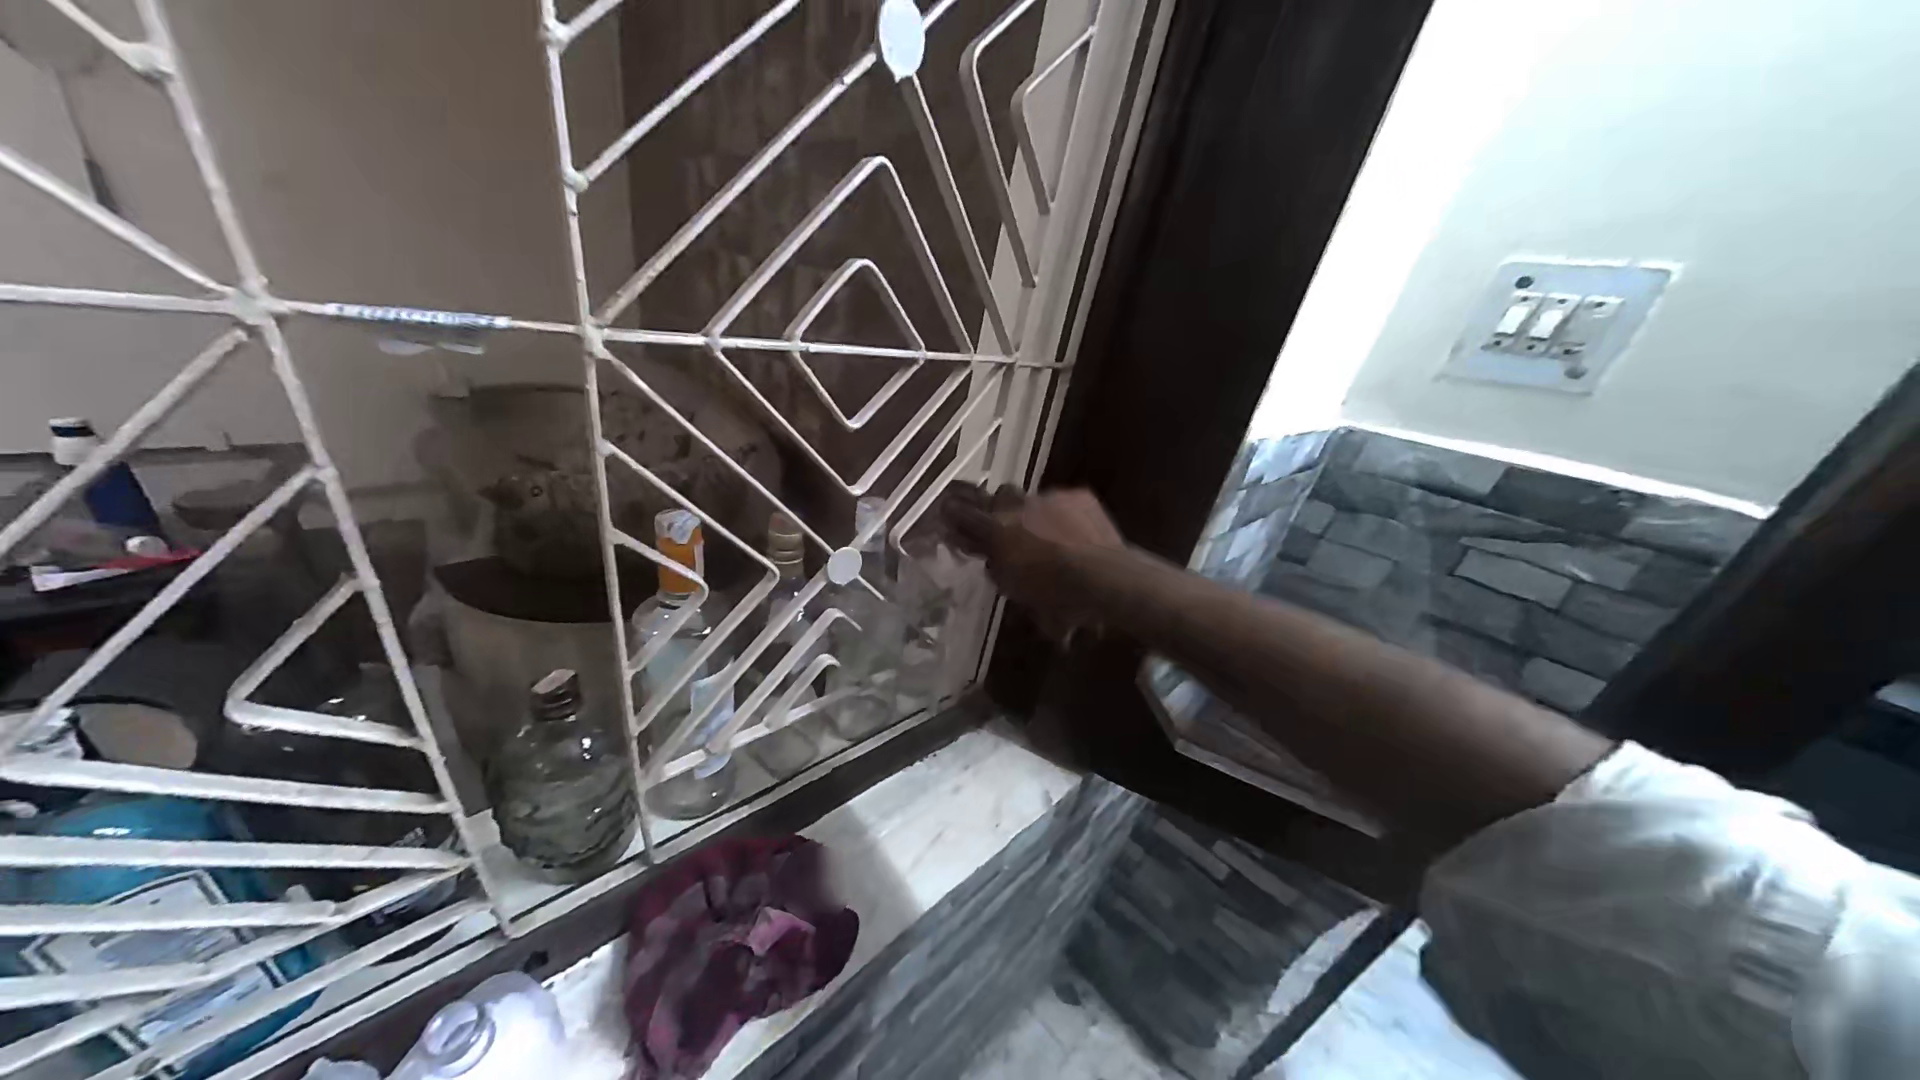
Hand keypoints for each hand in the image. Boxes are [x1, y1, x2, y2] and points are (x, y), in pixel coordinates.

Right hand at [941, 483, 1125, 641]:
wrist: (1105, 577)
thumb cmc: (1056, 595)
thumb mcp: (1016, 590)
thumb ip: (998, 569)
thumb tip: (992, 559)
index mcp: (999, 530)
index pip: (964, 514)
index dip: (953, 512)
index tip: (947, 510)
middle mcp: (1019, 506)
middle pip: (1000, 497)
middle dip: (1002, 510)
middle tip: (1012, 532)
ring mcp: (1050, 497)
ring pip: (1034, 501)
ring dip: (1037, 516)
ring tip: (1053, 539)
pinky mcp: (1079, 495)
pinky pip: (1064, 502)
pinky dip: (1066, 516)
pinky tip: (1078, 536)